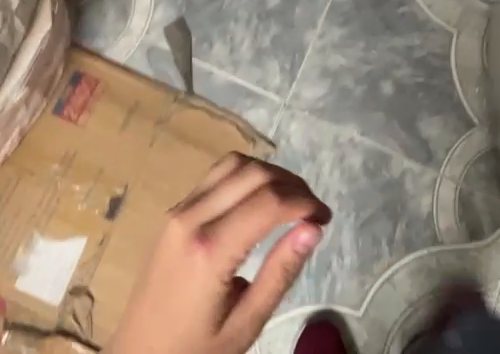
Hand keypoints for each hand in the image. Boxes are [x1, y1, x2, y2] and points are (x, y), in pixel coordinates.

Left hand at [106, 153, 330, 353]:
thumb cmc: (194, 349)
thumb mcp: (244, 325)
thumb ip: (280, 274)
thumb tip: (313, 228)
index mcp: (209, 250)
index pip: (268, 202)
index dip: (304, 202)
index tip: (325, 218)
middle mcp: (191, 218)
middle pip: (253, 173)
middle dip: (292, 184)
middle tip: (313, 210)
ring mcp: (179, 210)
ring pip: (234, 164)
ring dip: (269, 173)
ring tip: (292, 200)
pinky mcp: (174, 211)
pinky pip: (215, 175)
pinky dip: (246, 175)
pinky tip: (260, 198)